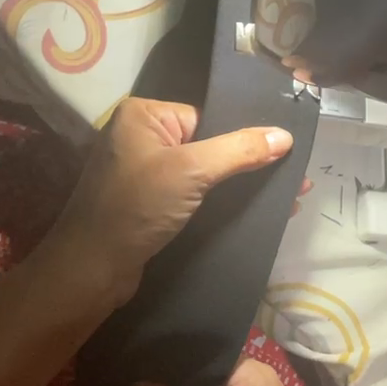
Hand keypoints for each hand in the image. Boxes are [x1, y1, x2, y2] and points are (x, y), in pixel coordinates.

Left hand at [43, 97, 292, 296]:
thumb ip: (239, 150)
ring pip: (206, 171)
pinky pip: (195, 193)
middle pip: (210, 142)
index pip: (207, 117)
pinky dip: (223, 201)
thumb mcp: (191, 171)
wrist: (91, 271)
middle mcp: (143, 136)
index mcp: (144, 114)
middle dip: (250, 161)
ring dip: (241, 185)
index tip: (287, 151)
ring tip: (287, 196)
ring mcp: (146, 171)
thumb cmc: (136, 208)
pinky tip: (257, 211)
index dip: (243, 135)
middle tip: (295, 178)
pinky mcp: (151, 202)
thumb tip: (286, 135)